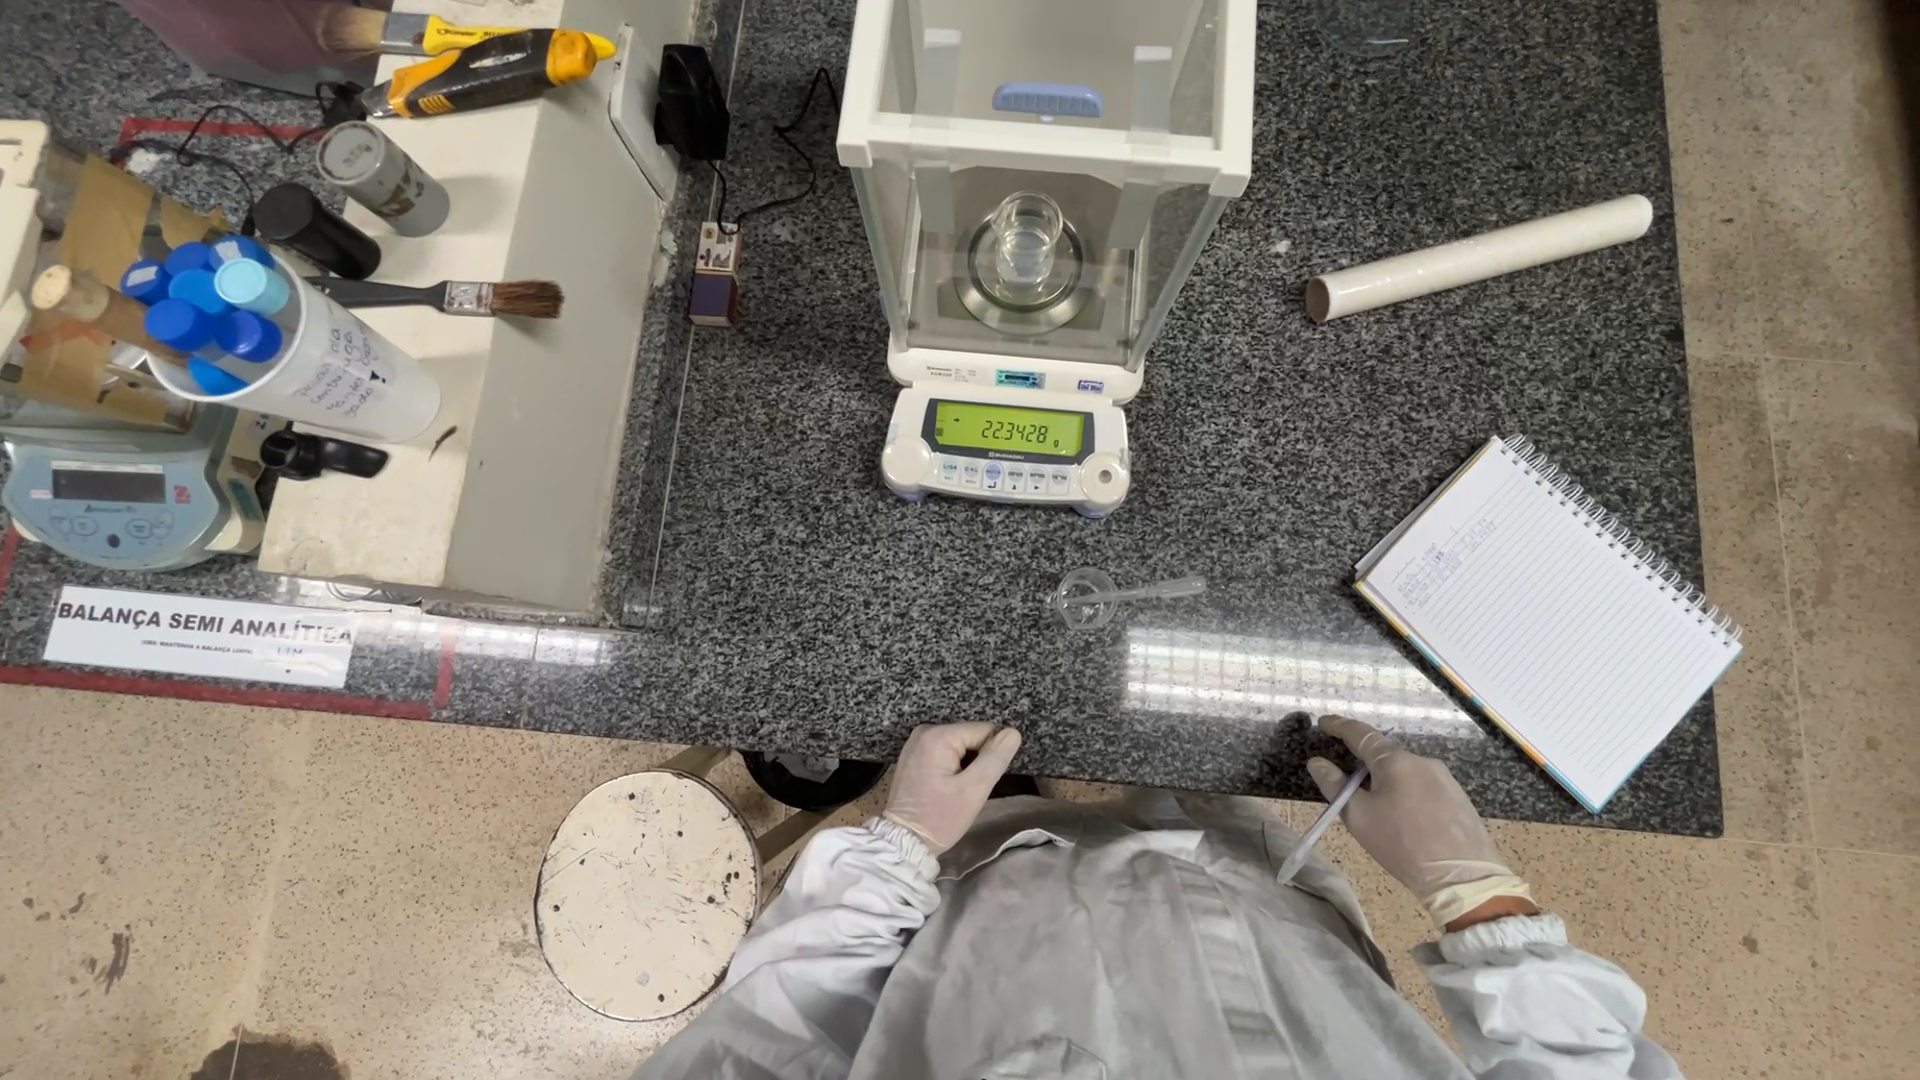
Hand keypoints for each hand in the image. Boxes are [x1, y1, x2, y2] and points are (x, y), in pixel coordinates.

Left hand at [881, 723, 1022, 854]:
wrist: (903, 842)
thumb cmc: (939, 818)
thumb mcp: (974, 790)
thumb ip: (995, 758)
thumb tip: (1012, 732)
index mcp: (938, 735)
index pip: (983, 730)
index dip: (991, 755)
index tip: (981, 781)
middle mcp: (924, 731)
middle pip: (969, 736)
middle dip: (976, 759)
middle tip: (969, 787)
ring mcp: (915, 742)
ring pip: (958, 745)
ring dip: (964, 764)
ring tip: (957, 789)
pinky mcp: (912, 755)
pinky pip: (943, 752)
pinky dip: (951, 766)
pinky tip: (945, 786)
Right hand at [1306, 715, 1533, 928]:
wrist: (1465, 879)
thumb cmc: (1403, 844)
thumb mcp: (1358, 816)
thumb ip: (1334, 784)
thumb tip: (1317, 762)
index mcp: (1395, 761)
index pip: (1360, 733)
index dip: (1338, 725)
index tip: (1323, 722)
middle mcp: (1422, 761)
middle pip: (1384, 752)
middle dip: (1363, 759)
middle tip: (1345, 773)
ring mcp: (1445, 779)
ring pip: (1405, 770)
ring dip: (1386, 776)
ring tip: (1375, 801)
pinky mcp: (1459, 797)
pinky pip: (1423, 784)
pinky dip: (1406, 789)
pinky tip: (1404, 812)